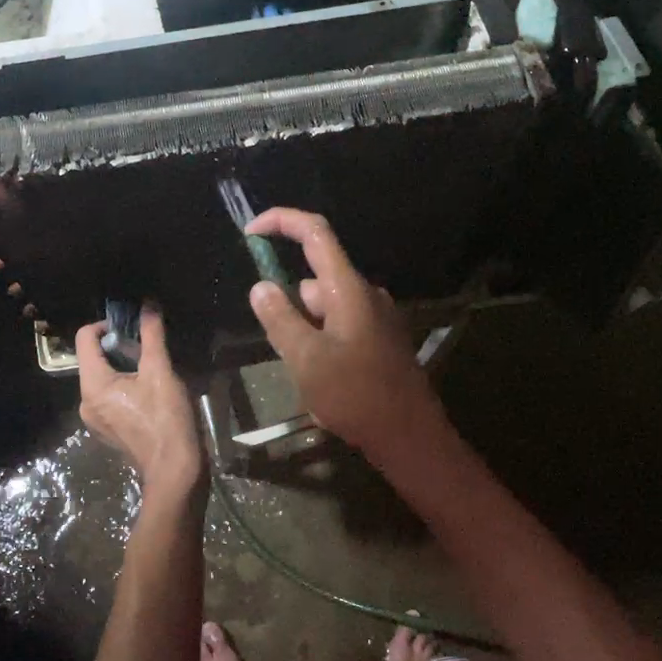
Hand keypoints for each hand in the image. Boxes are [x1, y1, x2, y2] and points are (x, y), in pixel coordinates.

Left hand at [77, 307, 203, 495]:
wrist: (175, 471)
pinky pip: (108, 396)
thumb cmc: (165, 418)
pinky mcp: (107, 430)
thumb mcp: (160, 370)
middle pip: (93, 358)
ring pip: (102, 377)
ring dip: (123, 366)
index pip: (84, 338)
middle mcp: (85, 401)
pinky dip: (124, 385)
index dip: (105, 325)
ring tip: (151, 368)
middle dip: (118, 346)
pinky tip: (149, 391)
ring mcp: (94, 419)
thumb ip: (152, 335)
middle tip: (147, 347)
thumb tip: (148, 304)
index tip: (131, 326)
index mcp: (92, 384)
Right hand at [245, 208, 441, 457]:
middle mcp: (365, 294)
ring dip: (306, 332)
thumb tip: (261, 286)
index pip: (315, 233)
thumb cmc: (357, 395)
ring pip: (325, 308)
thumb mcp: (306, 359)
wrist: (411, 438)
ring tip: (308, 378)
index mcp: (348, 289)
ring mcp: (377, 317)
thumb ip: (280, 319)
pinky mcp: (381, 340)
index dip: (281, 221)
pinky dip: (322, 343)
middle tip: (284, 352)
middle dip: (289, 307)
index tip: (250, 232)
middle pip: (314, 280)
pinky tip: (325, 384)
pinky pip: (340, 327)